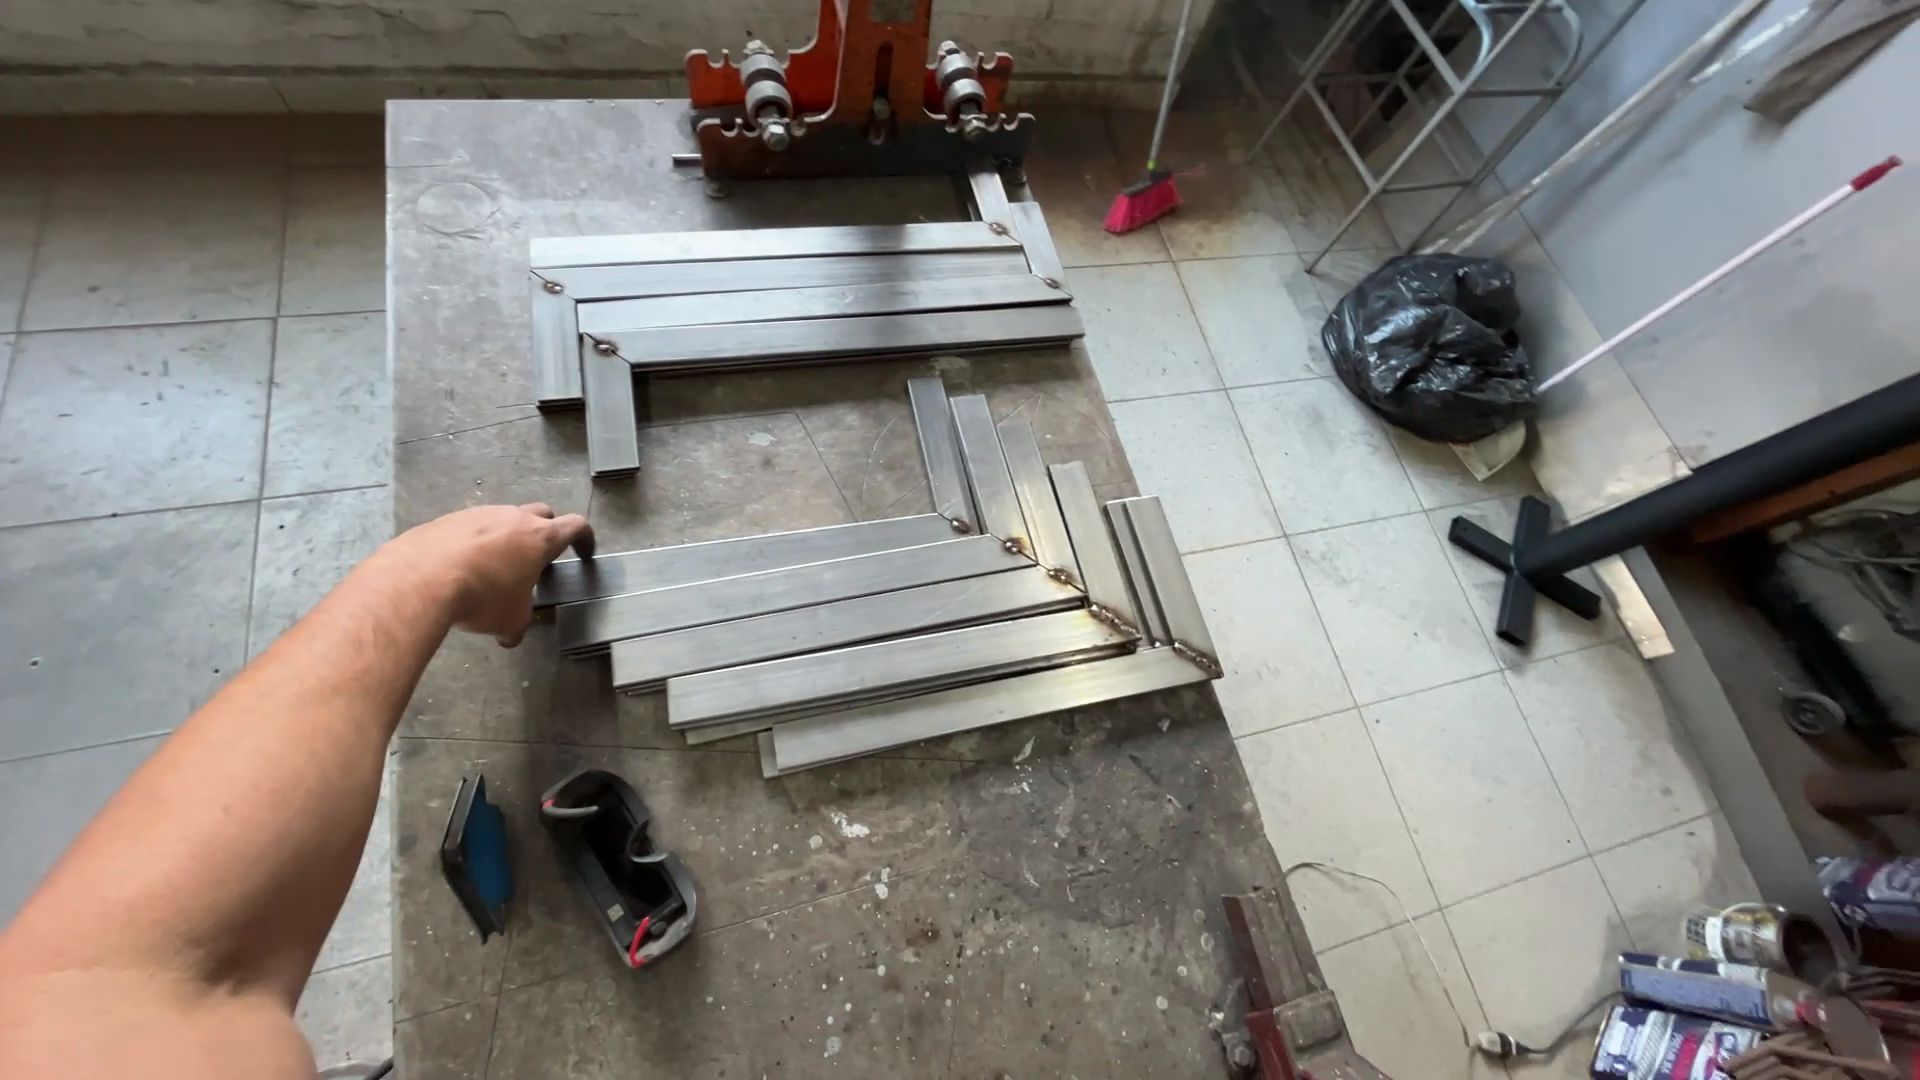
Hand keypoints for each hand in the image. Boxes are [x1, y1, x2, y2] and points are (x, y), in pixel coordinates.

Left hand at [386, 503, 594, 646]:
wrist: (417, 580)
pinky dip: (472, 542)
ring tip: (493, 565)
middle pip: (542, 513)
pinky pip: (469, 527)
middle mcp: (514, 518)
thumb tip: (511, 638)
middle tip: (537, 557)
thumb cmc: (481, 596)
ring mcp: (478, 514)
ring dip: (506, 536)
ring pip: (503, 518)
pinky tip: (459, 566)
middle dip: (545, 532)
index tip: (583, 553)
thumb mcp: (510, 619)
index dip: (584, 539)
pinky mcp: (446, 519)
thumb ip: (519, 623)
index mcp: (541, 538)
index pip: (576, 526)